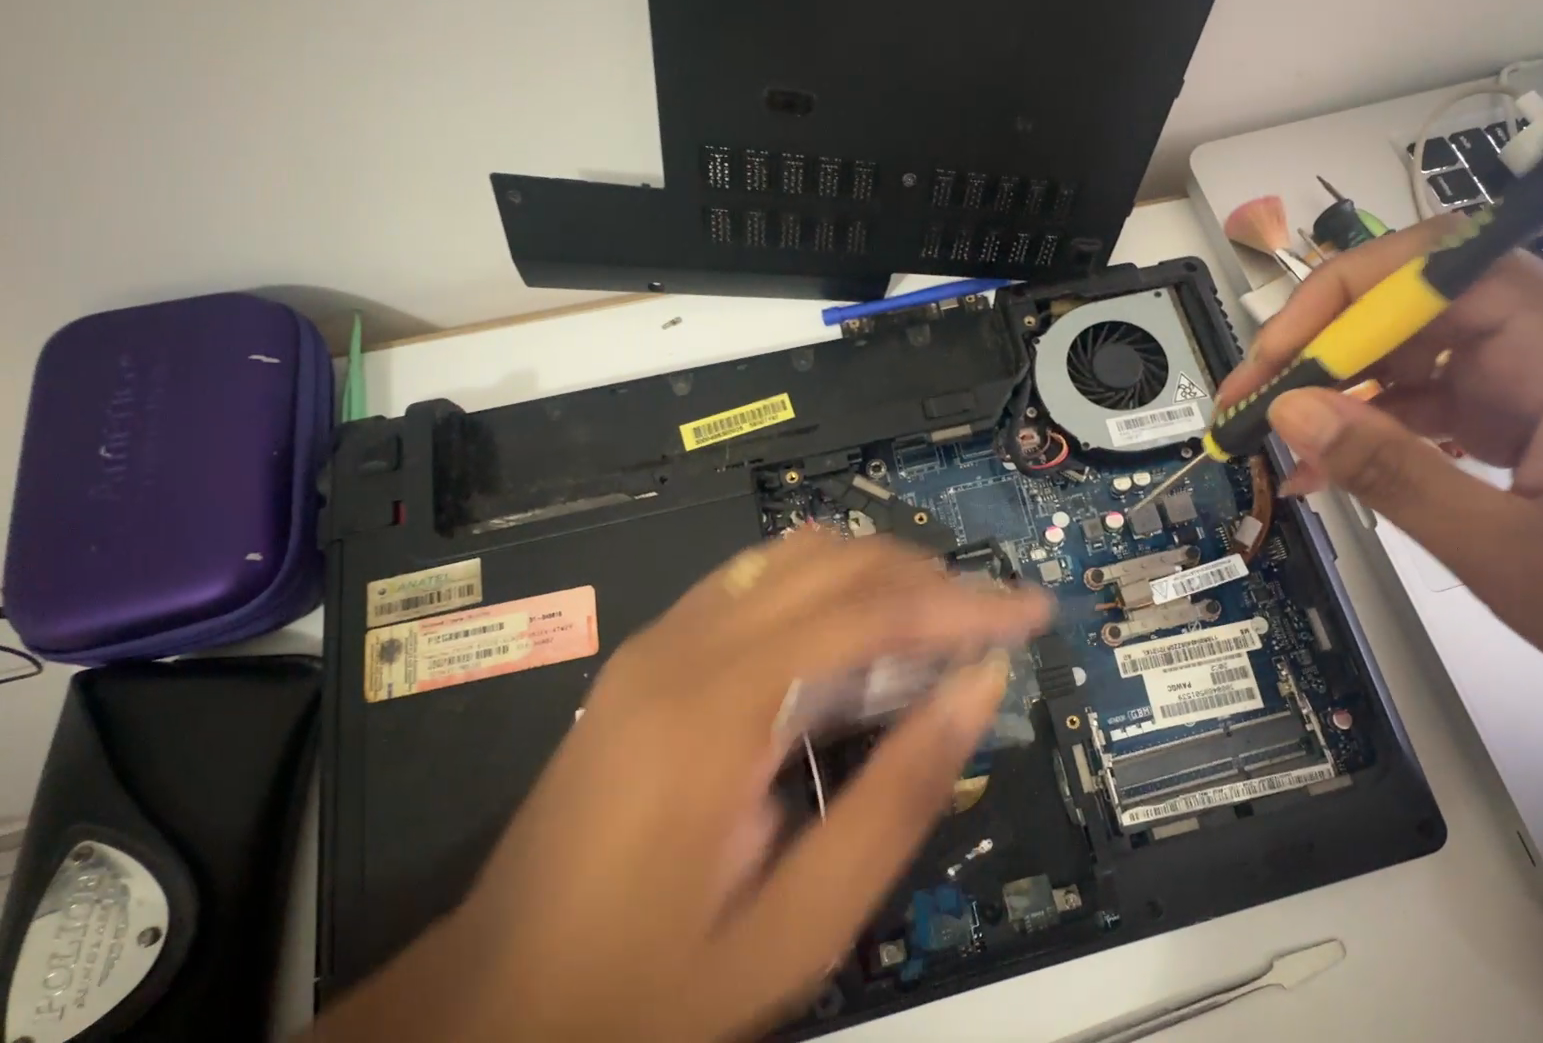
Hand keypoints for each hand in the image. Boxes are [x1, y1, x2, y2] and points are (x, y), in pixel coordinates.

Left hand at [309, 532, 1054, 1042]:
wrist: (493, 1003)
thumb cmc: (649, 984)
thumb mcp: (796, 926)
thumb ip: (897, 799)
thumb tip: (978, 689)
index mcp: (715, 710)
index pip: (868, 613)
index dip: (963, 605)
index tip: (1034, 611)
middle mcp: (681, 649)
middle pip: (833, 565)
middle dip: (931, 581)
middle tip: (998, 624)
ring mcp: (656, 646)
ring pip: (792, 559)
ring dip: (880, 577)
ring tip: (944, 629)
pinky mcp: (647, 661)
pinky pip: (754, 585)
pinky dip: (827, 590)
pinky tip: (861, 638)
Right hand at [1219, 220, 1542, 707]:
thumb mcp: (1501, 549)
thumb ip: (1392, 471)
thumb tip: (1289, 411)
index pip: (1441, 268)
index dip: (1342, 297)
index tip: (1272, 359)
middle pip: (1419, 308)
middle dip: (1325, 349)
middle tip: (1249, 405)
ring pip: (1419, 359)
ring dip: (1342, 396)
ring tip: (1273, 445)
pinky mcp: (1529, 425)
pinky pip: (1435, 407)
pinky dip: (1377, 433)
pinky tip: (1328, 473)